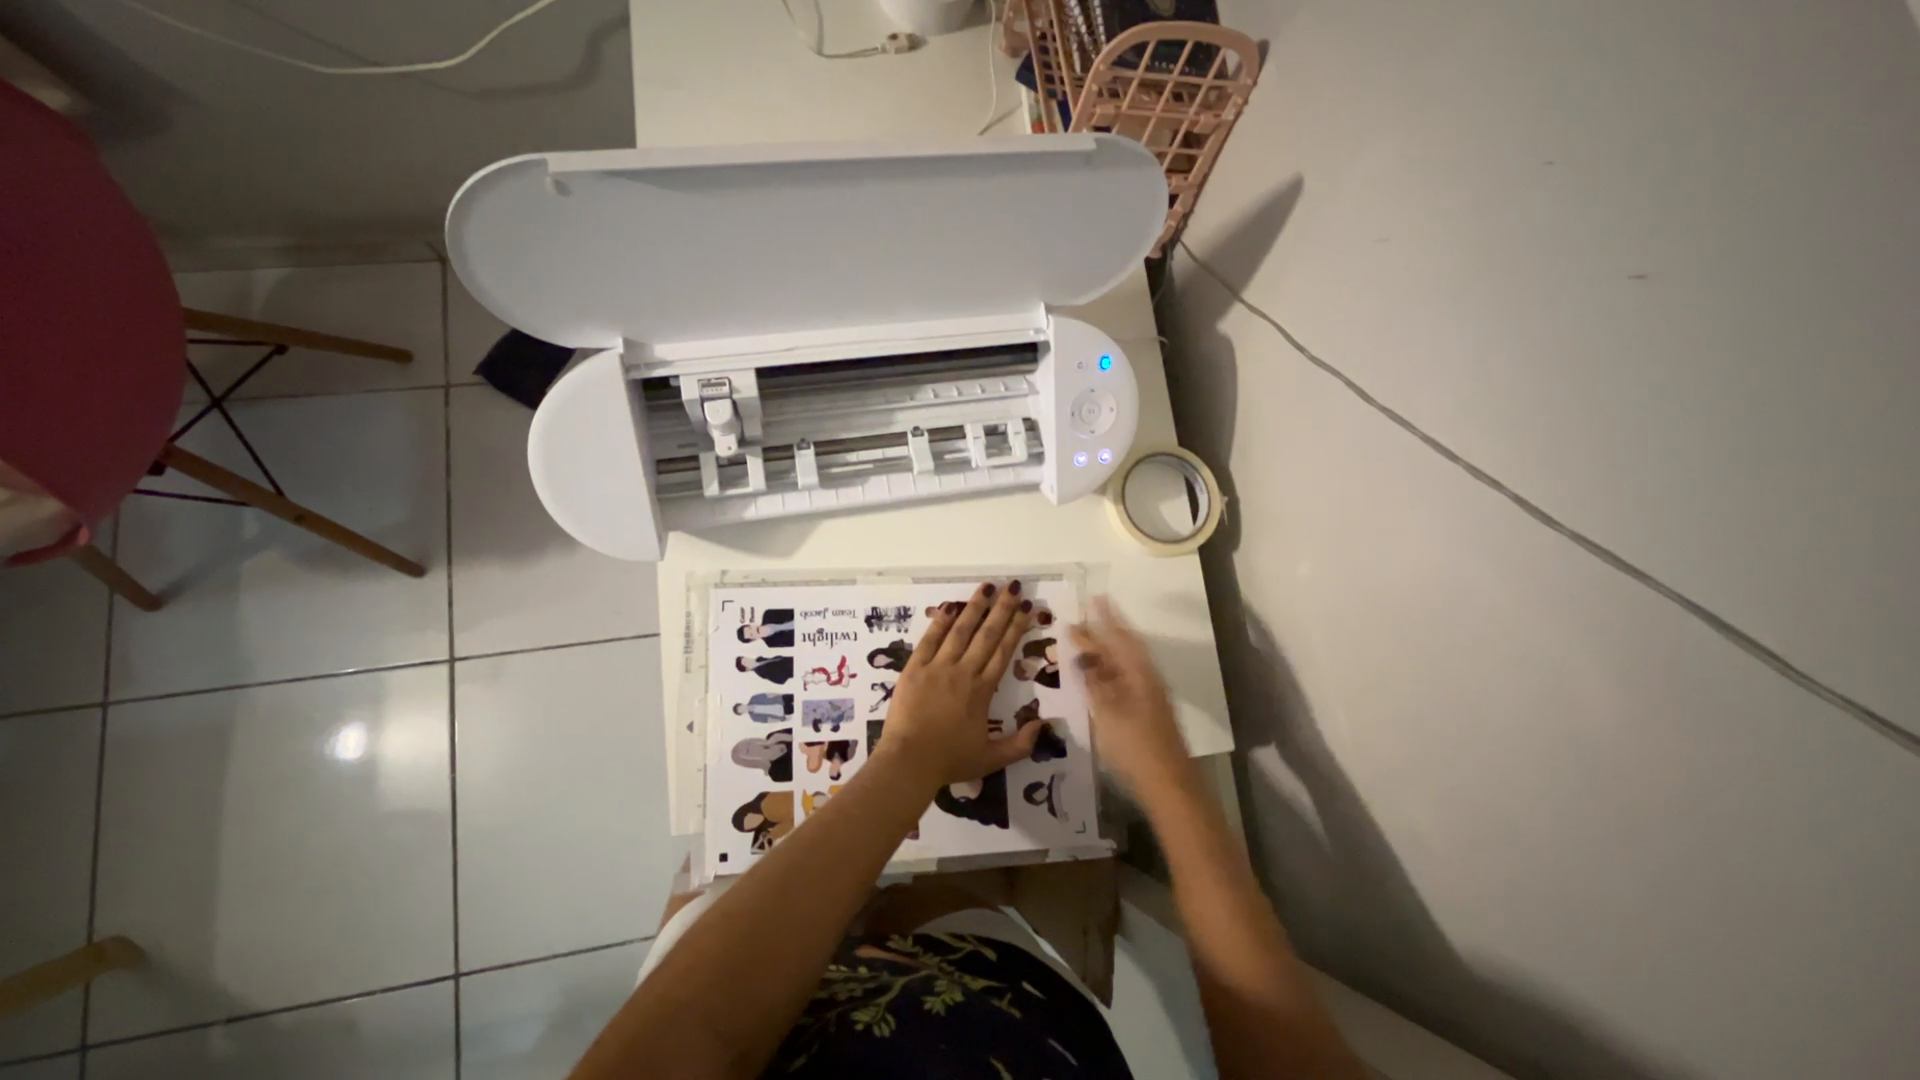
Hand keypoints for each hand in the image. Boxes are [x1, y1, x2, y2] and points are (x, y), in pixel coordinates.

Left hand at [878, 581, 1041, 789]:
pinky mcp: (914, 669)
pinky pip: (929, 640)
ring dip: (975, 608)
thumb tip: (1045, 725)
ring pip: (960, 631)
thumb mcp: (991, 759)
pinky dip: (940, 622)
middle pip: (987, 635)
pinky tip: (950, 606)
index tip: (1027, 609)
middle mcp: (963, 672)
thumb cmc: (950, 761)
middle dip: (1002, 609)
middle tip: (1014, 588)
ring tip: (987, 587)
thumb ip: (1021, 744)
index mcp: (983, 691)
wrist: (909, 762)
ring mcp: (937, 668)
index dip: (1017, 628)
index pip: (1004, 652)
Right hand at [1069, 597, 1195, 798]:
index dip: (1105, 618)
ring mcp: (1150, 695)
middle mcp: (1147, 678)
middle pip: (1123, 648)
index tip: (1093, 598)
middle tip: (1083, 618)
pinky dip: (1112, 669)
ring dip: (1107, 650)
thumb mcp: (1108, 713)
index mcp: (1138, 674)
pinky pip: (1126, 677)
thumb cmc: (1136, 747)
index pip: (1119, 637)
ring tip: (1089, 640)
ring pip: (1125, 663)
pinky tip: (1102, 675)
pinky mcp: (1149, 710)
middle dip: (1104, 632)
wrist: (1169, 784)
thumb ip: (1094, 683)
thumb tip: (1082, 656)